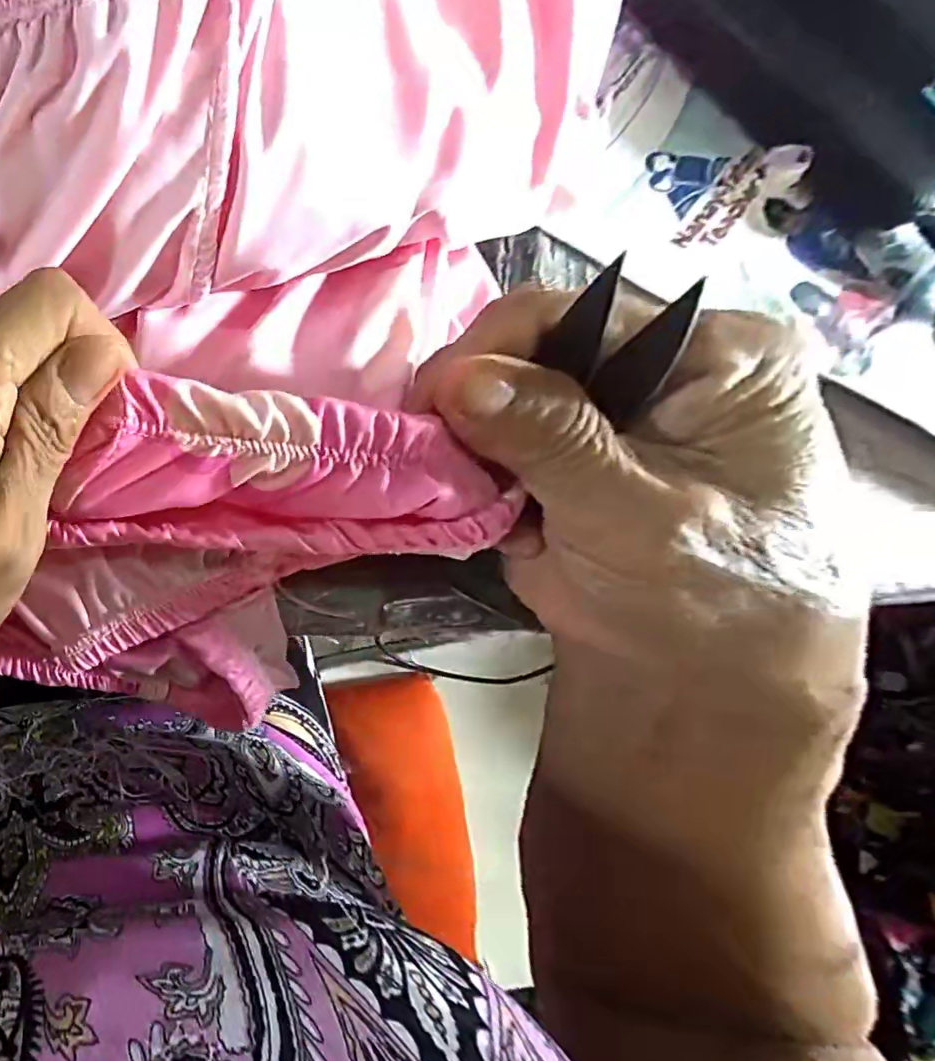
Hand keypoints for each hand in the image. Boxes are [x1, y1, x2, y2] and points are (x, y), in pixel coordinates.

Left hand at [0, 269, 134, 761]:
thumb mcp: (8, 530)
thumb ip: (48, 431)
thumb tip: (98, 350)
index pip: (44, 300)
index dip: (95, 339)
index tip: (106, 412)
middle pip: (22, 325)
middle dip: (73, 372)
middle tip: (83, 456)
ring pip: (2, 357)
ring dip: (43, 399)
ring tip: (49, 473)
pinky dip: (9, 414)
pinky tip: (10, 471)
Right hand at [412, 288, 867, 845]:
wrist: (685, 662)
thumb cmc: (702, 589)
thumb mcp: (632, 513)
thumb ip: (553, 440)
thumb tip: (458, 379)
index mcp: (709, 353)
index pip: (568, 313)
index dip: (488, 355)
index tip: (436, 413)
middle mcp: (650, 364)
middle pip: (516, 348)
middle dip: (468, 406)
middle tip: (454, 464)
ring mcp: (594, 407)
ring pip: (485, 395)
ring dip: (463, 444)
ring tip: (480, 495)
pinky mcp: (550, 448)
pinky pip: (477, 437)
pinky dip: (465, 469)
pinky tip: (489, 505)